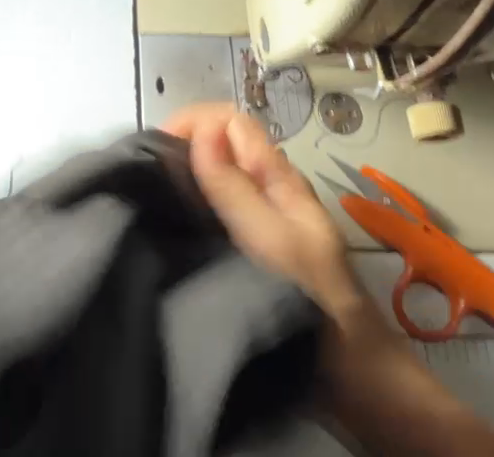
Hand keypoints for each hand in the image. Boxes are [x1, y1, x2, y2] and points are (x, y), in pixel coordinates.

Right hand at [161, 105, 366, 318]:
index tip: (157, 153)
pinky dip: (190, 207)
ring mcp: (260, 218)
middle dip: (183, 148)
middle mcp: (268, 188)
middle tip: (145, 180)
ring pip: (215, 176)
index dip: (194, 123)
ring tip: (150, 201)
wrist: (348, 372)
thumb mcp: (272, 239)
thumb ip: (236, 187)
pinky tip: (170, 228)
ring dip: (184, 178)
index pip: (231, 121)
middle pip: (220, 144)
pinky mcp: (250, 248)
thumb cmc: (311, 299)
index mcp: (278, 176)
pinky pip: (214, 210)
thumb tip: (201, 129)